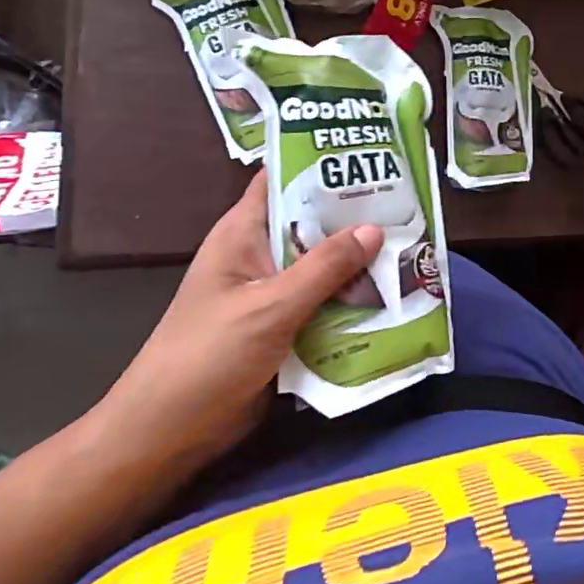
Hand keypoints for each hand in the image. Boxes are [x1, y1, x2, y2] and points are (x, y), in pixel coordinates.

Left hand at [95, 170, 382, 468]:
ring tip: (412, 246)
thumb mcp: (271, 305)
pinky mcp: (282, 327)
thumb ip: (324, 267)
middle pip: (310, 224)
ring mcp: (270, 293)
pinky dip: (350, 300)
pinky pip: (322, 304)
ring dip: (357, 263)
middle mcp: (258, 255)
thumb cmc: (210, 355)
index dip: (320, 163)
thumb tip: (374, 228)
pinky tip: (390, 296)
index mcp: (243, 233)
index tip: (369, 153)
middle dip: (353, 216)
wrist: (171, 430)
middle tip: (409, 204)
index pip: (280, 179)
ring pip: (320, 267)